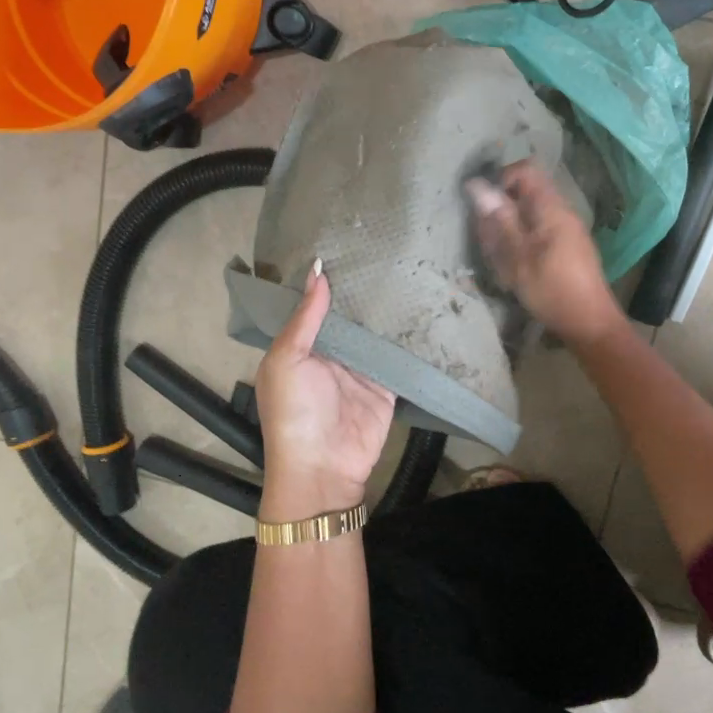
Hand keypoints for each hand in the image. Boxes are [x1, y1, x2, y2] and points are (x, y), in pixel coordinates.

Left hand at [255, 261, 397, 519]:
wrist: (323, 468)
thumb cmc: (293, 413)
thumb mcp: (287, 360)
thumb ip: (305, 317)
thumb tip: (318, 270)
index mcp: (302, 346)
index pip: (318, 306)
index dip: (330, 280)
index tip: (347, 243)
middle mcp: (334, 354)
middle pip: (351, 316)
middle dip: (364, 291)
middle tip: (387, 249)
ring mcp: (363, 370)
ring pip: (376, 333)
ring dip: (388, 311)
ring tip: (410, 269)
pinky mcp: (388, 386)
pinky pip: (399, 357)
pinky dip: (409, 339)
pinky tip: (425, 308)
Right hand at [466, 161, 627, 347]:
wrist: (590, 322)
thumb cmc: (551, 289)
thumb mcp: (517, 256)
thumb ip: (499, 219)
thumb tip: (477, 186)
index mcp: (552, 208)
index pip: (526, 170)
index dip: (502, 179)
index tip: (486, 206)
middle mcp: (563, 212)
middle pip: (527, 193)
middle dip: (502, 210)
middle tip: (489, 239)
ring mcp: (568, 229)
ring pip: (531, 214)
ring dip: (510, 228)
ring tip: (500, 257)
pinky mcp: (569, 247)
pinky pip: (540, 231)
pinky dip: (523, 241)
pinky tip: (517, 267)